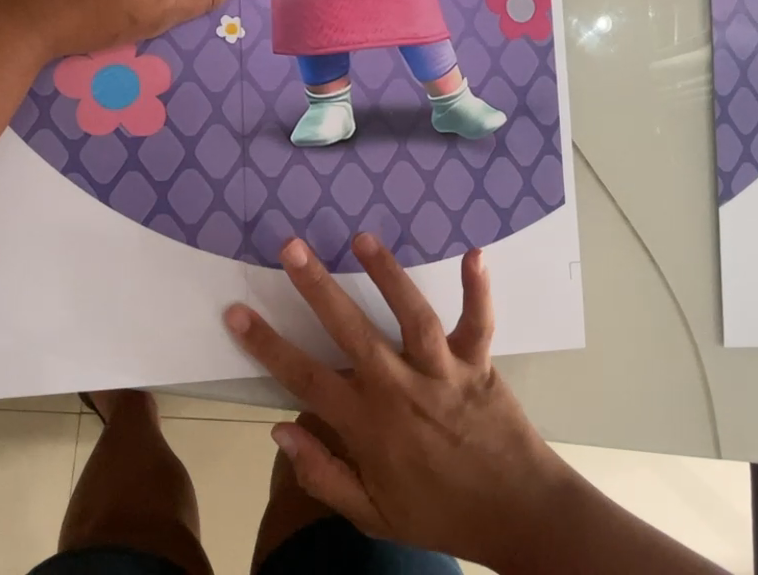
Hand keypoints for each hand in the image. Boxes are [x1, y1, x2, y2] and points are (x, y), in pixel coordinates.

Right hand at [223, 235, 569, 570]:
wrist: (521, 518)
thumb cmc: (441, 514)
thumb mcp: (373, 516)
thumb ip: (323, 476)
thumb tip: (279, 431)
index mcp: (369, 426)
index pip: (305, 379)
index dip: (267, 345)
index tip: (235, 313)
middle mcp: (400, 390)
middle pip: (352, 332)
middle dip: (318, 288)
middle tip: (291, 247)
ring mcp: (442, 374)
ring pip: (412, 317)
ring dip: (388, 275)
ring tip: (362, 239)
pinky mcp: (479, 365)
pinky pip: (479, 323)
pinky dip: (477, 289)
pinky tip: (473, 253)